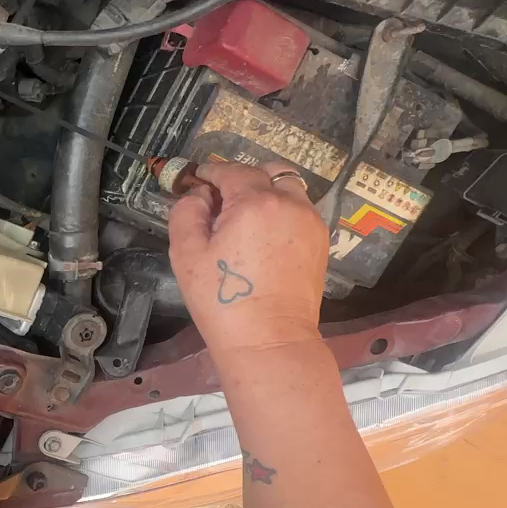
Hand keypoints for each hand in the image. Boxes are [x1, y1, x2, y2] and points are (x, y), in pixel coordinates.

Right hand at [168, 159, 328, 363]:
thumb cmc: (221, 297)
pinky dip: (280, 212)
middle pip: (268, 172)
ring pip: (288, 189)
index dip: (211, 172)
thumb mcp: (186, 255)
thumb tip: (198, 196)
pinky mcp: (320, 240)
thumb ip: (186, 214)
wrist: (268, 336)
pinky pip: (299, 211)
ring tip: (244, 219)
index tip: (197, 178)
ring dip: (265, 193)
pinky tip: (262, 239)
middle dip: (242, 178)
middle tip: (221, 200)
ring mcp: (310, 221)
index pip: (231, 171)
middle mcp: (289, 203)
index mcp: (254, 202)